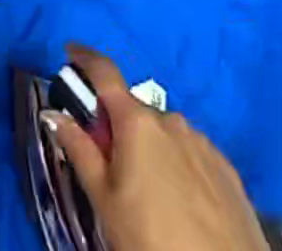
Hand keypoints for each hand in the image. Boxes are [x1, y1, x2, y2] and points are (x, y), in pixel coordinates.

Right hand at [46, 45, 266, 250]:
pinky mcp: (227, 169)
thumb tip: (53, 113)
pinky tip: (179, 200)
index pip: (105, 73)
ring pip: (163, 132)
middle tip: (107, 162)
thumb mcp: (104, 198)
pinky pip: (190, 151)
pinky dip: (175, 162)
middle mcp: (171, 120)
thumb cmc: (151, 239)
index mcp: (137, 122)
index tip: (69, 50)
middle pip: (133, 110)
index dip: (84, 58)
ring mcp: (203, 143)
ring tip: (147, 192)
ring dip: (148, 145)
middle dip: (116, 125)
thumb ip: (79, 149)